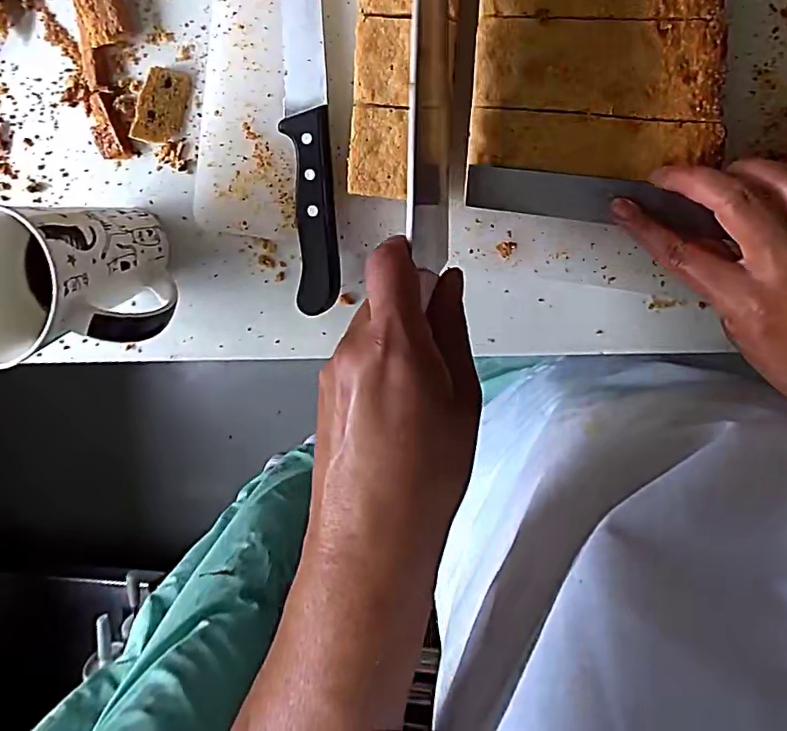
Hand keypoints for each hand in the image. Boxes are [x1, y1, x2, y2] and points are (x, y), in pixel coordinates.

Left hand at [309, 236, 478, 582]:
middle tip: (440, 345)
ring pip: (368, 328)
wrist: (370, 535)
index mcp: (393, 341)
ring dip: (395, 341)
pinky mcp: (324, 388)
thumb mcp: (462, 397)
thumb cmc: (423, 478)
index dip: (408, 250)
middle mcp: (354, 347)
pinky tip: (397, 409)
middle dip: (411, 307)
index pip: (389, 261)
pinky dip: (377, 366)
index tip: (425, 258)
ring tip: (420, 394)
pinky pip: (355, 357)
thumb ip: (451, 329)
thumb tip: (447, 289)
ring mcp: (333, 368)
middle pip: (381, 297)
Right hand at [611, 160, 786, 427]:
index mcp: (755, 301)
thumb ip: (718, 285)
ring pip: (779, 177)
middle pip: (729, 196)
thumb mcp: (746, 337)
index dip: (645, 223)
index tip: (624, 205)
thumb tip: (697, 246)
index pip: (684, 249)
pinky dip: (785, 179)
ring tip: (720, 176)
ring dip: (738, 168)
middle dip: (687, 177)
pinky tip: (772, 188)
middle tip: (666, 177)